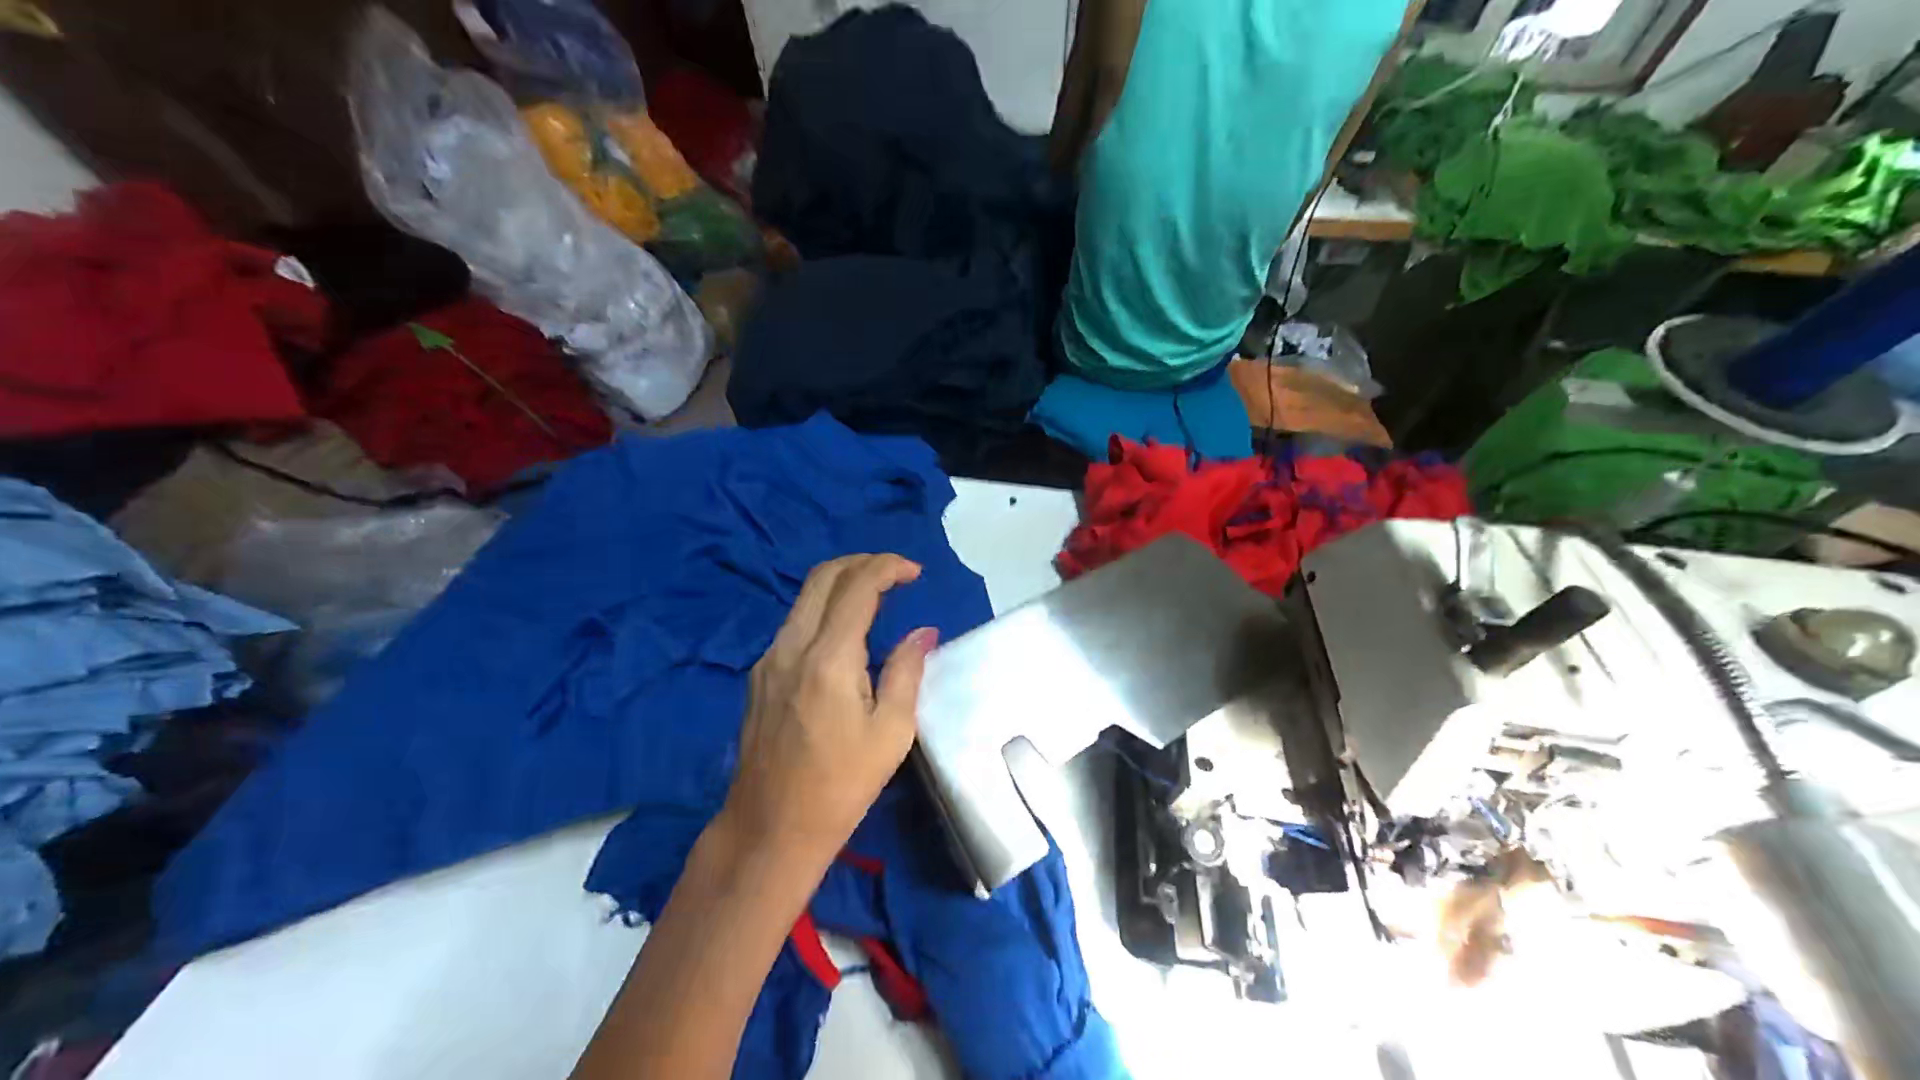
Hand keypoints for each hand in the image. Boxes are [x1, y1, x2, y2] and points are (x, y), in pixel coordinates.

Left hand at [718, 554, 938, 867]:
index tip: (914, 573)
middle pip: (823, 577)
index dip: (887, 567)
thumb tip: (923, 632)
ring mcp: (768, 660)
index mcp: (828, 659)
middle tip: (895, 575)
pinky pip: (793, 625)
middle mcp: (791, 647)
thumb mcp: (891, 733)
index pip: (857, 587)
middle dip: (861, 563)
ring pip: (804, 599)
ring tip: (875, 599)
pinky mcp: (758, 676)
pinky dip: (823, 611)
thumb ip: (906, 671)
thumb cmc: (841, 786)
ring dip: (840, 585)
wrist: (770, 828)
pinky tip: (844, 635)